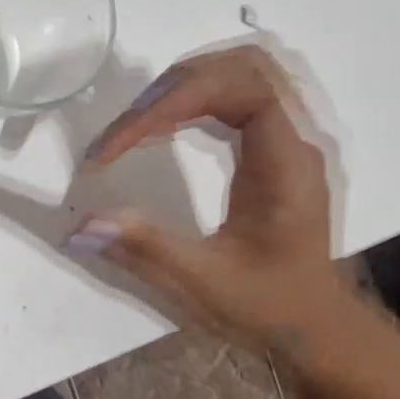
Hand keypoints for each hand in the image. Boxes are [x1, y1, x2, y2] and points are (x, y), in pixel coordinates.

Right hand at [69, 44, 353, 357]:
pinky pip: (237, 97)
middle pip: (243, 66)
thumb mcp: (204, 283)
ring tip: (137, 124)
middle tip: (126, 129)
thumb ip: (145, 248)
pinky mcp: (273, 150)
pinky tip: (160, 129)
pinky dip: (193, 101)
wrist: (319, 332)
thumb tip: (81, 225)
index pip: (243, 90)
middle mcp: (294, 139)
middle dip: (175, 85)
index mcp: (287, 164)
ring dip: (184, 86)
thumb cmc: (270, 309)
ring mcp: (286, 141)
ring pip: (241, 73)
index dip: (176, 100)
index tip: (124, 142)